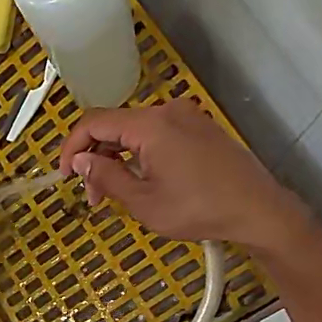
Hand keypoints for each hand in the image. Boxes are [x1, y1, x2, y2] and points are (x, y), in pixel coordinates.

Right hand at [57, 101, 320, 253]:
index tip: (64, 176)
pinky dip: (144, 155)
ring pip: (138, 132)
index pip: (94, 122)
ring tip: (120, 195)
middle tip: (95, 198)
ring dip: (121, 159)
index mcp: (149, 124)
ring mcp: (189, 117)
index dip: (71, 147)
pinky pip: (161, 136)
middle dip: (98, 159)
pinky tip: (148, 183)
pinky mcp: (203, 129)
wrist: (257, 210)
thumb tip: (79, 162)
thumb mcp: (144, 203)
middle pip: (117, 126)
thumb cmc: (199, 210)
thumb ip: (107, 178)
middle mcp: (168, 111)